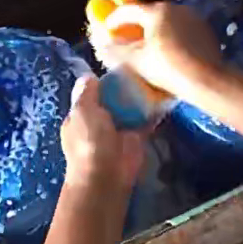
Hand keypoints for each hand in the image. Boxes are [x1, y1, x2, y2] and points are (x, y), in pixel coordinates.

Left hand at [62, 76, 145, 192]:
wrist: (106, 175)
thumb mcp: (82, 110)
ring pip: (129, 110)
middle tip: (140, 70)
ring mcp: (117, 131)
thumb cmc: (89, 140)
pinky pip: (145, 121)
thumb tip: (89, 76)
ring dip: (139, 99)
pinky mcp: (136, 139)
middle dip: (123, 89)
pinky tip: (162, 97)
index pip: (90, 95)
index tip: (118, 68)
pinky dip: (152, 112)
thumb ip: (87, 93)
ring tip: (152, 77)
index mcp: (80, 116)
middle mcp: (98, 122)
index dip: (102, 83)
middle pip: (112, 100)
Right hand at [96, 2, 223, 101]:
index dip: (115, 18)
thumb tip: (104, 44)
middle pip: (149, 13)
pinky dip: (171, 38)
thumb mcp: (136, 61)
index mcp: (156, 11)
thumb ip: (116, 49)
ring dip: (155, 31)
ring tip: (148, 49)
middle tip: (127, 40)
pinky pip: (181, 30)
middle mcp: (176, 8)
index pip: (129, 8)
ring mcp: (193, 18)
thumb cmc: (167, 67)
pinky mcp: (205, 31)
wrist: (207, 81)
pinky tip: (169, 54)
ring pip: (167, 22)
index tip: (107, 29)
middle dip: (136, 25)